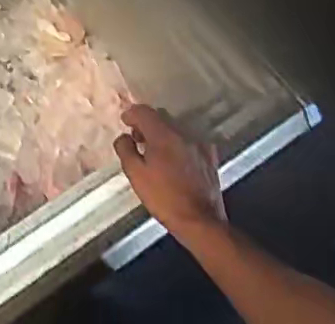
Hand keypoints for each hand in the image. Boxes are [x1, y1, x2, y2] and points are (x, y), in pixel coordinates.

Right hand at [114, 104, 227, 239]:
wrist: (202, 224)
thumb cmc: (164, 198)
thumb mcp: (135, 174)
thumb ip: (125, 148)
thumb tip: (125, 137)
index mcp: (163, 135)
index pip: (143, 111)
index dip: (131, 114)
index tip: (125, 123)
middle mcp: (183, 135)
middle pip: (160, 117)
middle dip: (146, 124)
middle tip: (138, 139)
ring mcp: (200, 147)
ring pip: (176, 129)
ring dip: (162, 134)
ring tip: (156, 151)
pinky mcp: (210, 160)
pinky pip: (190, 142)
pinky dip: (179, 144)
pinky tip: (175, 160)